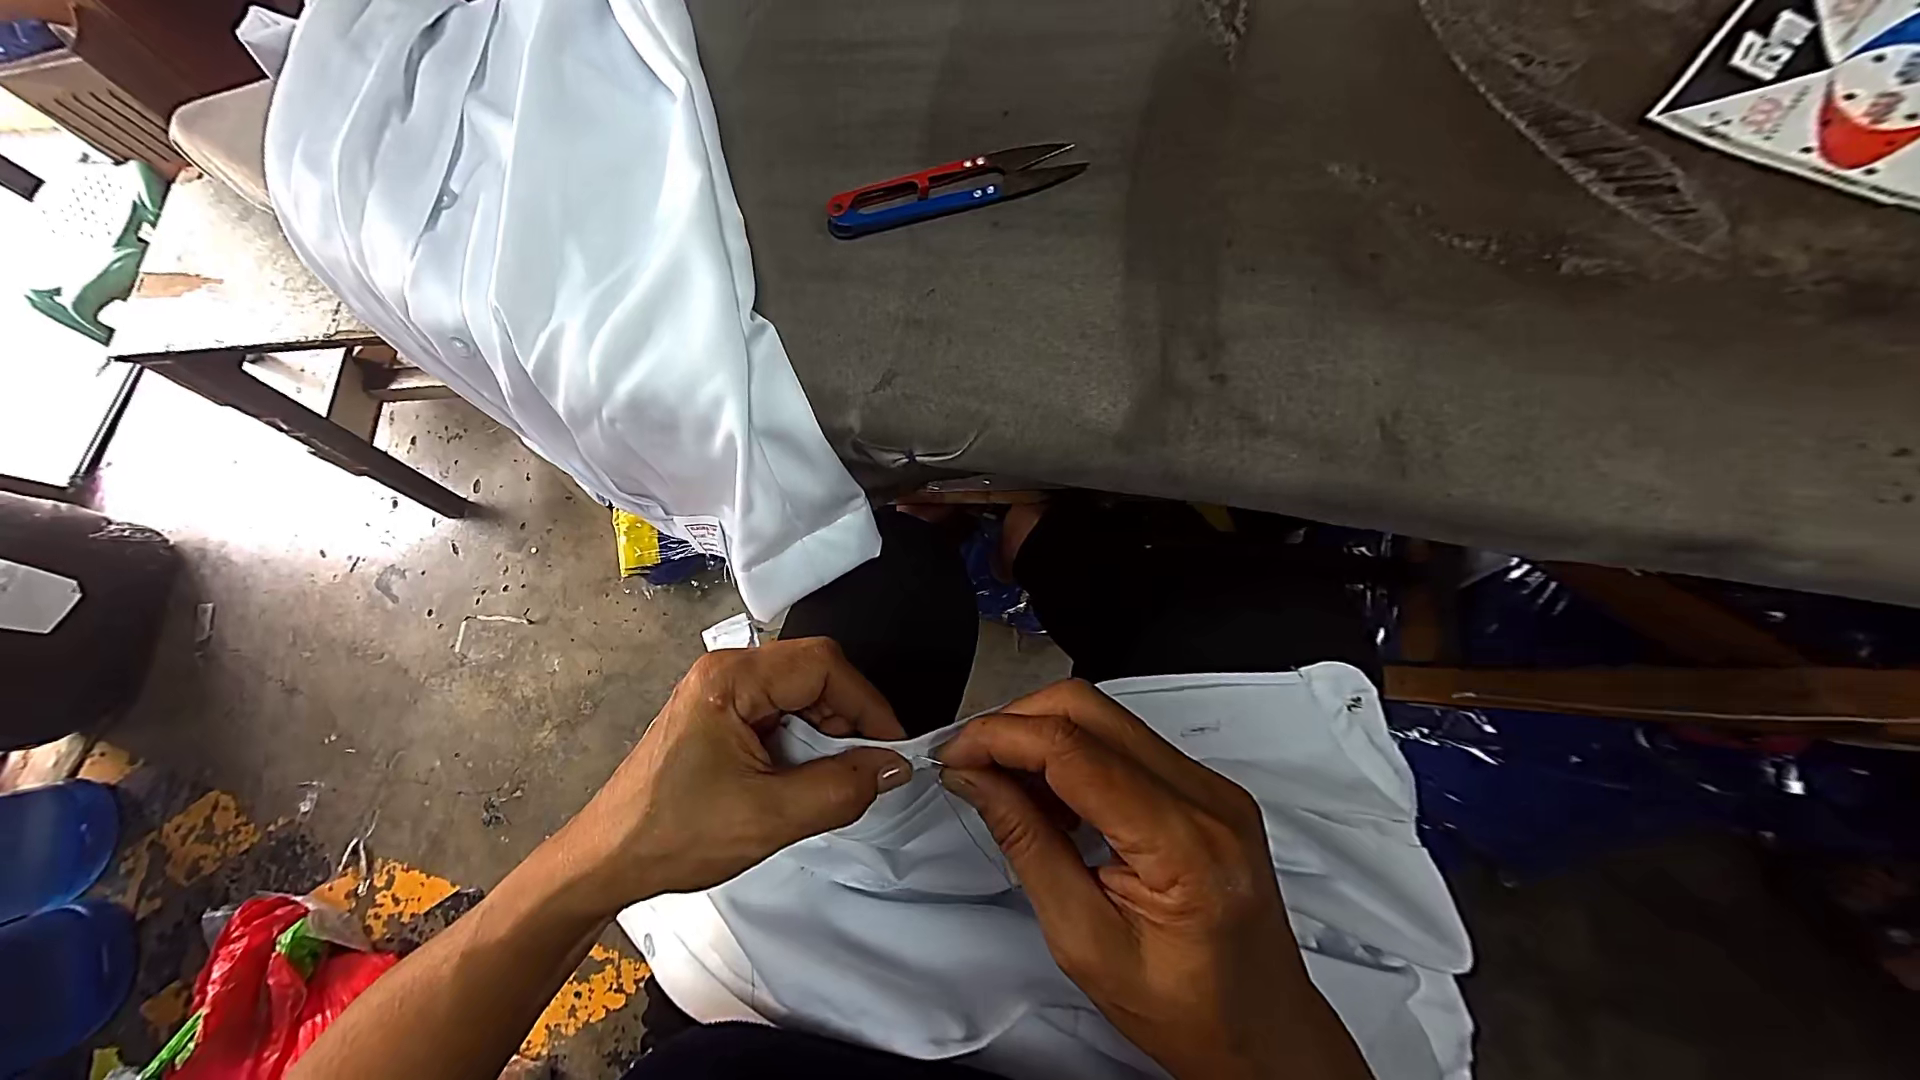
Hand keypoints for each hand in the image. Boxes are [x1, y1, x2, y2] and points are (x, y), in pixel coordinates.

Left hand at [555, 638, 911, 909]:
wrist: (605, 861)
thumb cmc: (672, 836)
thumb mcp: (768, 818)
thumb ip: (840, 789)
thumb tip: (892, 767)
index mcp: (731, 679)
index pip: (823, 665)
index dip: (866, 703)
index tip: (891, 747)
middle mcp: (727, 670)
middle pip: (815, 673)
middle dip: (847, 720)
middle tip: (862, 767)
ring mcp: (723, 688)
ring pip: (803, 692)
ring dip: (828, 733)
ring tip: (831, 777)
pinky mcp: (724, 710)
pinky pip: (784, 710)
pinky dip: (806, 740)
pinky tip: (803, 774)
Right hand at [938, 680, 1370, 1079]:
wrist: (1265, 1035)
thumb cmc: (1190, 1013)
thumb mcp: (1085, 942)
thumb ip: (1026, 844)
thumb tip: (976, 778)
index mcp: (1185, 844)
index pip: (1073, 749)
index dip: (1001, 737)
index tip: (958, 751)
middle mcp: (1207, 796)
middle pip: (1088, 708)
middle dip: (1016, 721)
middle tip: (973, 759)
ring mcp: (1210, 784)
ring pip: (1102, 714)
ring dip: (1040, 733)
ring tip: (1005, 782)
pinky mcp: (1202, 784)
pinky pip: (1121, 739)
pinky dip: (1070, 751)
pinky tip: (1049, 792)